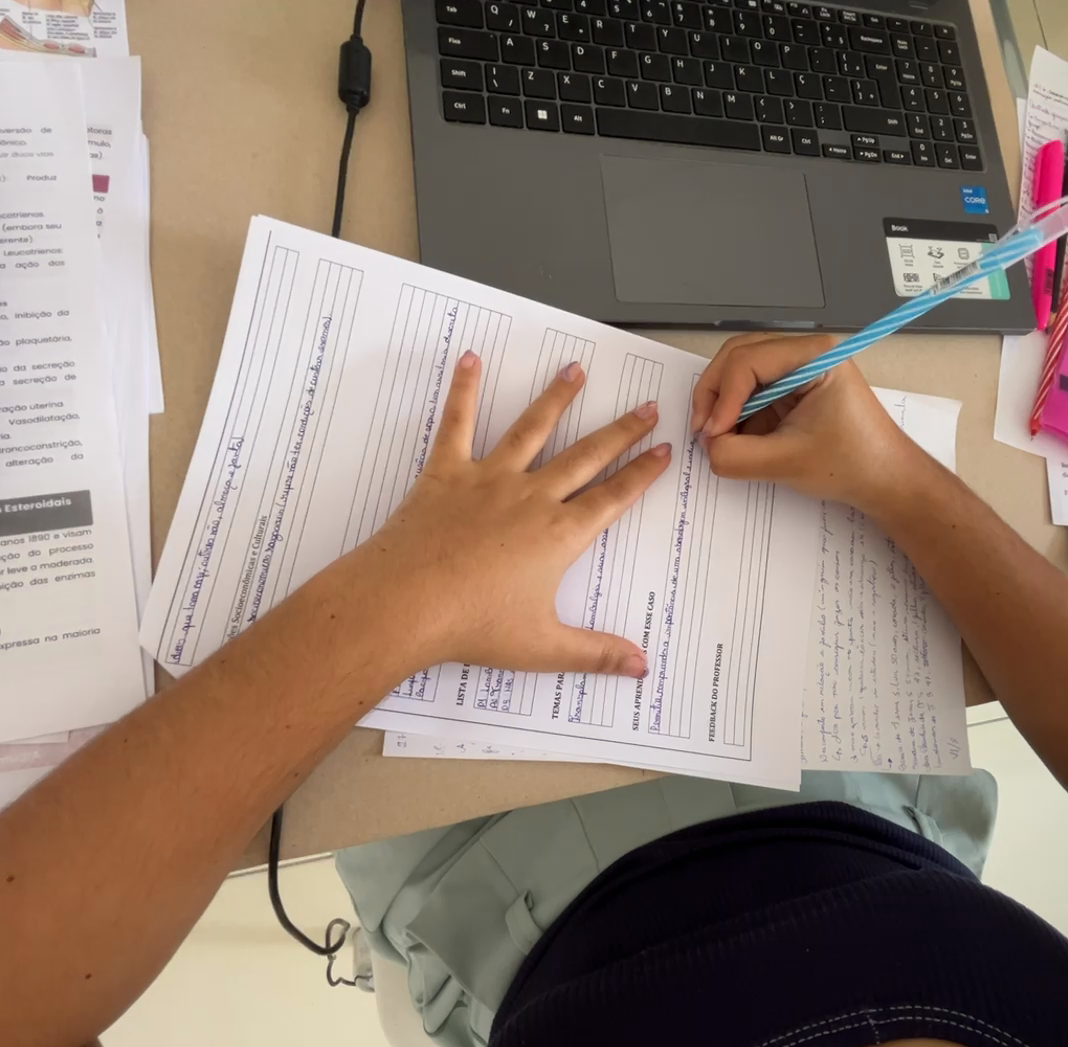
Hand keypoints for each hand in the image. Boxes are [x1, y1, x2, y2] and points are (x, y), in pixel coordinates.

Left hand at [339, 352, 669, 678]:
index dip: (641, 473)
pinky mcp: (447, 473)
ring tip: (576, 371)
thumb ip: (596, 653)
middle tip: (645, 407)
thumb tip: (641, 667)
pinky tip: (470, 359)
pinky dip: (463, 390)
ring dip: (557, 398)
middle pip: (587, 456)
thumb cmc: (471, 626)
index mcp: (559, 535)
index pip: (614, 497)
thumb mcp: (543, 647)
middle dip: (620, 431)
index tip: (662, 449)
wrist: (405, 605)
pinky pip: (457, 423)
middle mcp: (532, 497)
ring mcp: (490, 480)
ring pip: (532, 429)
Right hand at [689, 333, 924, 511]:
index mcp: (814, 356)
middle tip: (704, 431)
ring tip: (718, 437)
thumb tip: (706, 446)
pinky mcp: (791, 389)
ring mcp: (796, 370)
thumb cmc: (852, 465)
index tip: (713, 434)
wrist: (885, 480)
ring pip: (738, 373)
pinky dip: (734, 414)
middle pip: (737, 357)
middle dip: (714, 394)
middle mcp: (804, 353)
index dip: (723, 398)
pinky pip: (749, 392)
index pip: (747, 361)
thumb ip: (735, 455)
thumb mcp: (785, 463)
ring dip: (722, 404)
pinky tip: (736, 438)